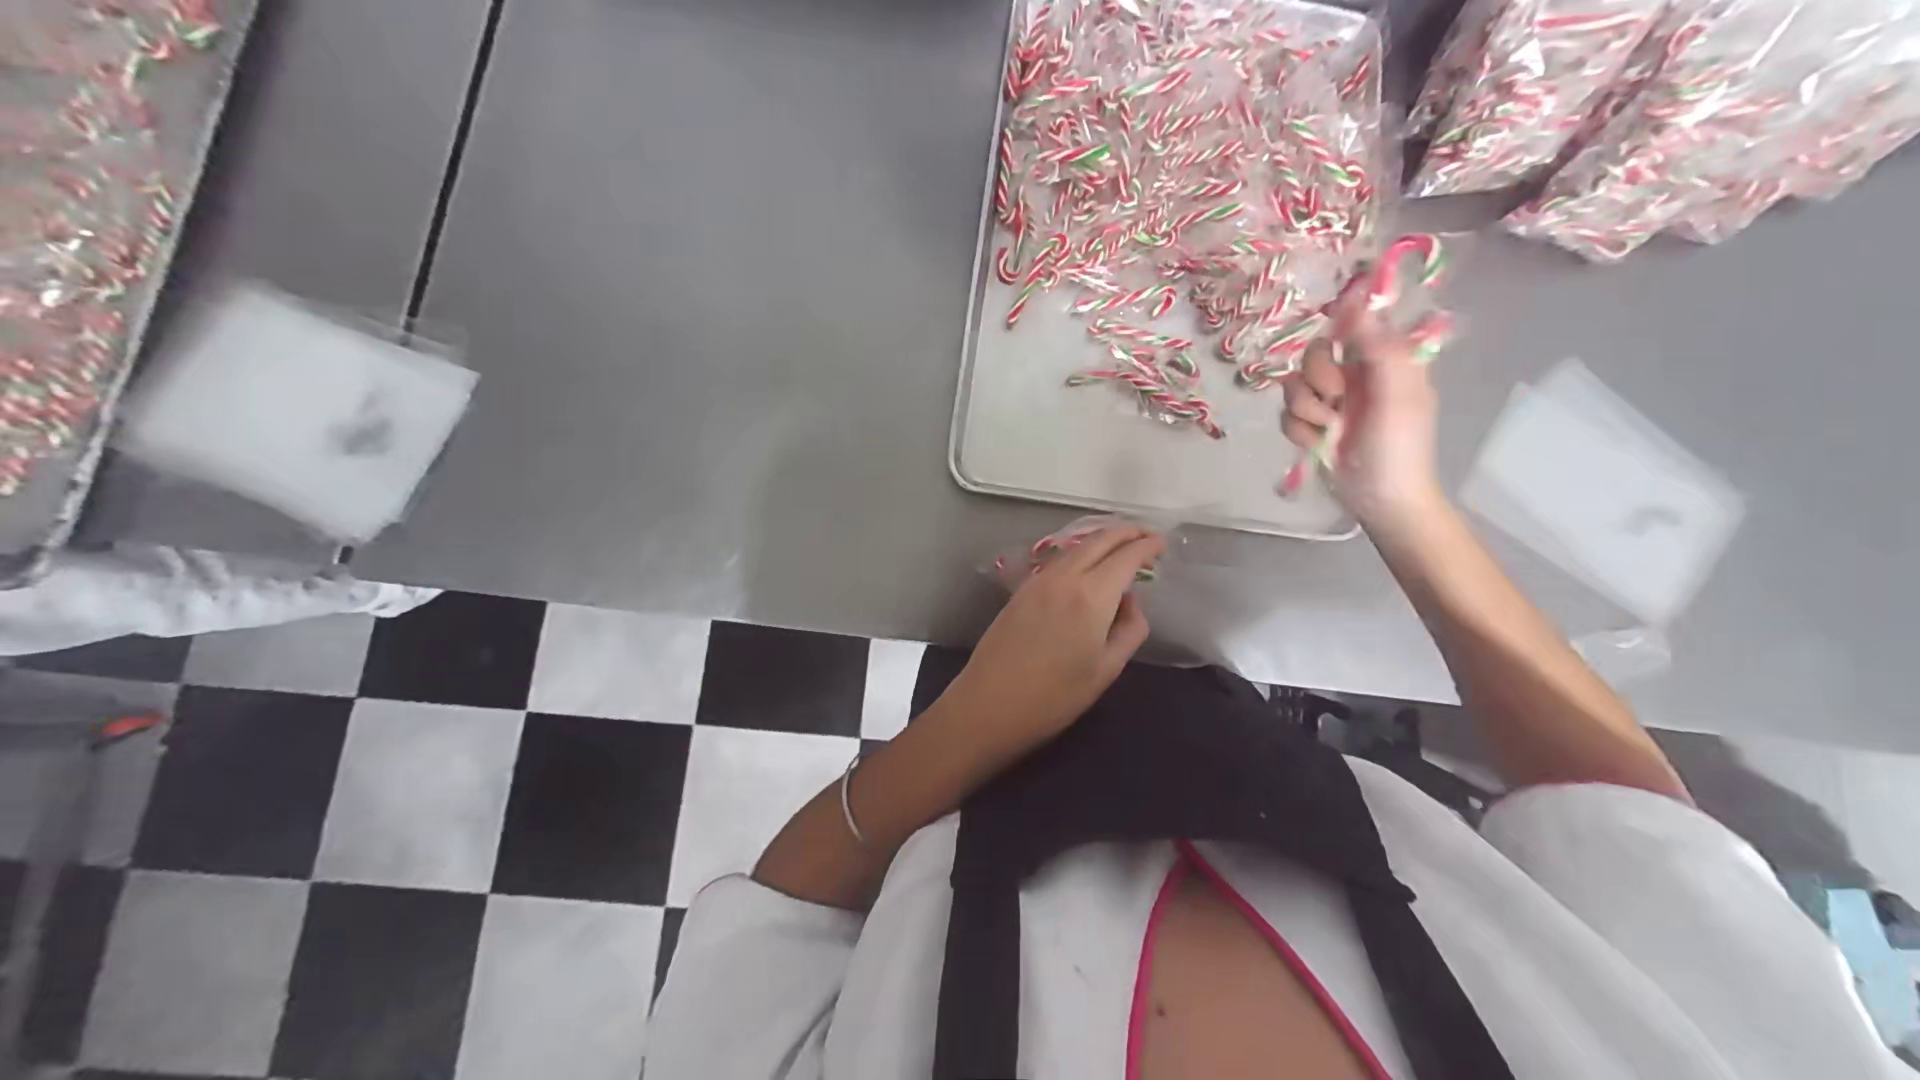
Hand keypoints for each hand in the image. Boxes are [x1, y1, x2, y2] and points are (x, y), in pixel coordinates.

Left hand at [941, 526, 1165, 753]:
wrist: (989, 704)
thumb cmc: (1054, 697)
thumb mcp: (1107, 669)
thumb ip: (1130, 629)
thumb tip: (1131, 600)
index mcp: (1091, 595)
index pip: (1125, 555)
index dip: (1147, 545)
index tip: (1163, 544)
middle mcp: (1064, 577)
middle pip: (1099, 539)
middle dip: (1126, 532)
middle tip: (1147, 536)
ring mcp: (1038, 581)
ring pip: (1076, 546)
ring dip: (1102, 539)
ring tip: (1121, 547)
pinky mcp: (1021, 590)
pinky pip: (1059, 560)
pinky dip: (1080, 552)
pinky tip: (1087, 566)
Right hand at [1283, 281, 1445, 532]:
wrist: (1381, 500)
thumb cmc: (1399, 447)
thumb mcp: (1399, 393)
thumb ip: (1379, 347)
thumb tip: (1357, 299)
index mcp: (1384, 361)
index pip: (1355, 323)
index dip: (1338, 323)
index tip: (1330, 337)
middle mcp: (1355, 376)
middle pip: (1314, 355)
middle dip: (1317, 378)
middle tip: (1337, 400)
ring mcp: (1331, 403)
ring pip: (1294, 386)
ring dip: (1307, 409)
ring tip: (1329, 430)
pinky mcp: (1310, 427)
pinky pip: (1287, 415)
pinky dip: (1299, 430)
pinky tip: (1318, 443)